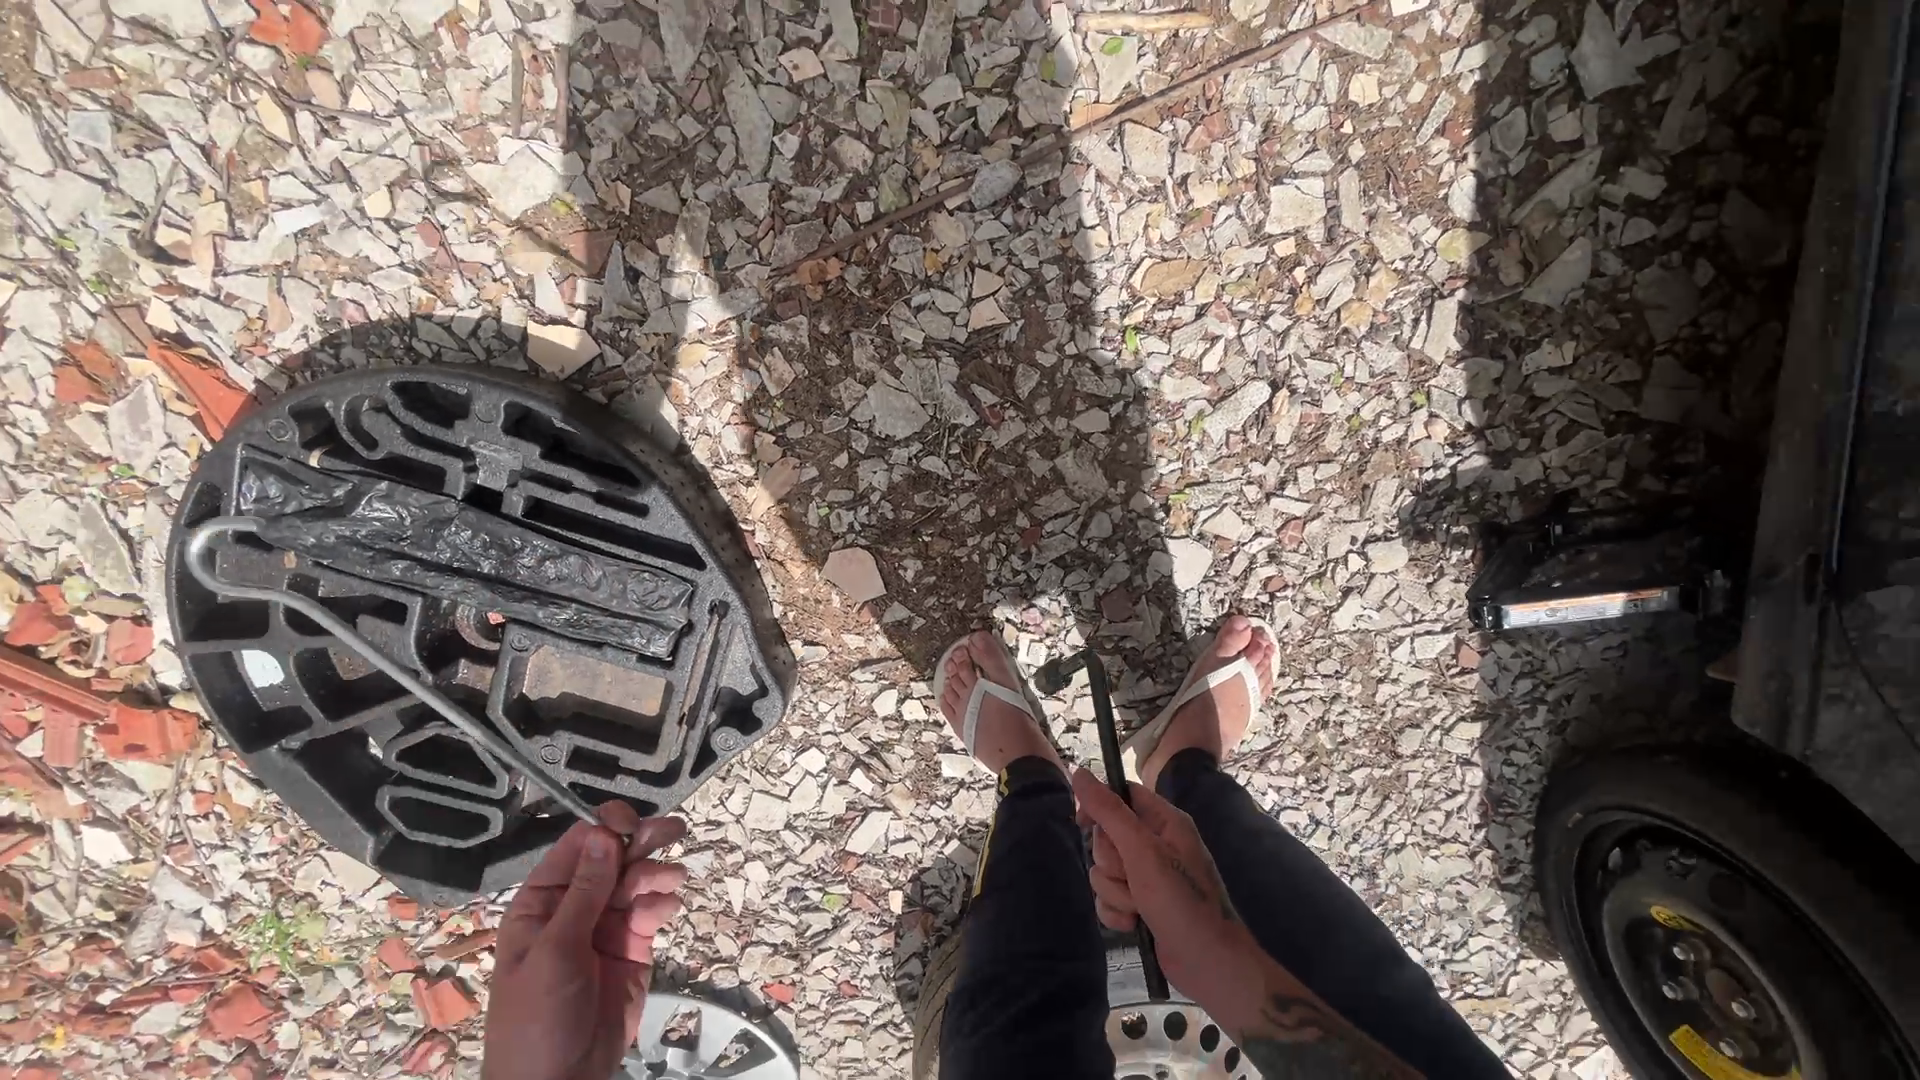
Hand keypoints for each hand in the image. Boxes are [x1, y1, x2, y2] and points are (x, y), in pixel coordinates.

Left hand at [482, 803, 687, 1079]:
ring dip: (656, 872)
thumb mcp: (554, 952)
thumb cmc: (537, 1017)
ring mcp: (607, 925)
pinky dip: (663, 902)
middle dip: (642, 841)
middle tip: (674, 830)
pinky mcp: (634, 945)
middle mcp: (577, 906)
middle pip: (614, 857)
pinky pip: (652, 910)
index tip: (632, 824)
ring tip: (672, 879)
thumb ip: (584, 893)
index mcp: (543, 902)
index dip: (605, 829)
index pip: (577, 848)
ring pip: (637, 880)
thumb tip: (603, 834)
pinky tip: (667, 909)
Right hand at [1071, 768, 1260, 1007]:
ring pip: (1104, 870)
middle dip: (1112, 863)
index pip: (1121, 795)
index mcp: (1165, 821)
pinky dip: (1115, 911)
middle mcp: (1156, 844)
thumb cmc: (1181, 901)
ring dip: (1115, 892)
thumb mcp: (1142, 851)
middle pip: (1107, 836)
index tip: (1083, 824)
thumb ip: (1109, 811)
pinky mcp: (1140, 904)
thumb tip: (1078, 771)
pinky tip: (1132, 924)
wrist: (1209, 965)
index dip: (1098, 807)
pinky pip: (1109, 896)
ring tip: (1138, 907)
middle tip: (1131, 877)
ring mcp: (1148, 876)